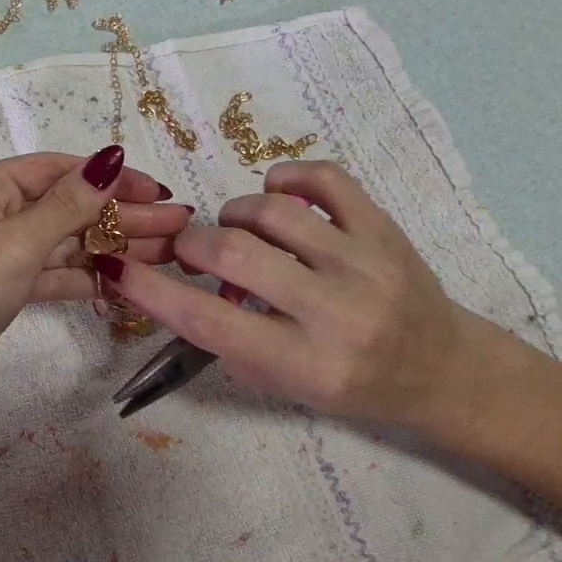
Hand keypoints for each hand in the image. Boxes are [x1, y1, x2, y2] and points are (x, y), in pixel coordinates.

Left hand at [0, 145, 194, 430]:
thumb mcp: (16, 243)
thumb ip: (68, 204)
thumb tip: (111, 157)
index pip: (58, 169)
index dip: (111, 177)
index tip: (162, 190)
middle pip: (67, 205)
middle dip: (122, 213)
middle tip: (181, 226)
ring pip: (65, 241)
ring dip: (112, 245)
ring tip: (169, 254)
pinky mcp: (4, 289)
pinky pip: (54, 273)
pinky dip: (88, 276)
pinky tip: (127, 281)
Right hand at [99, 159, 491, 428]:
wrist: (445, 371)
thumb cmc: (352, 384)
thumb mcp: (282, 383)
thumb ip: (223, 337)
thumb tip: (165, 281)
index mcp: (310, 365)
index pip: (208, 321)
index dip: (150, 288)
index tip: (116, 264)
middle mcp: (339, 313)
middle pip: (233, 252)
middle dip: (192, 245)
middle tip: (191, 252)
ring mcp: (366, 263)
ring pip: (270, 210)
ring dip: (235, 216)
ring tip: (241, 233)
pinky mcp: (384, 227)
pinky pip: (321, 177)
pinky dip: (285, 177)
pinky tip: (277, 194)